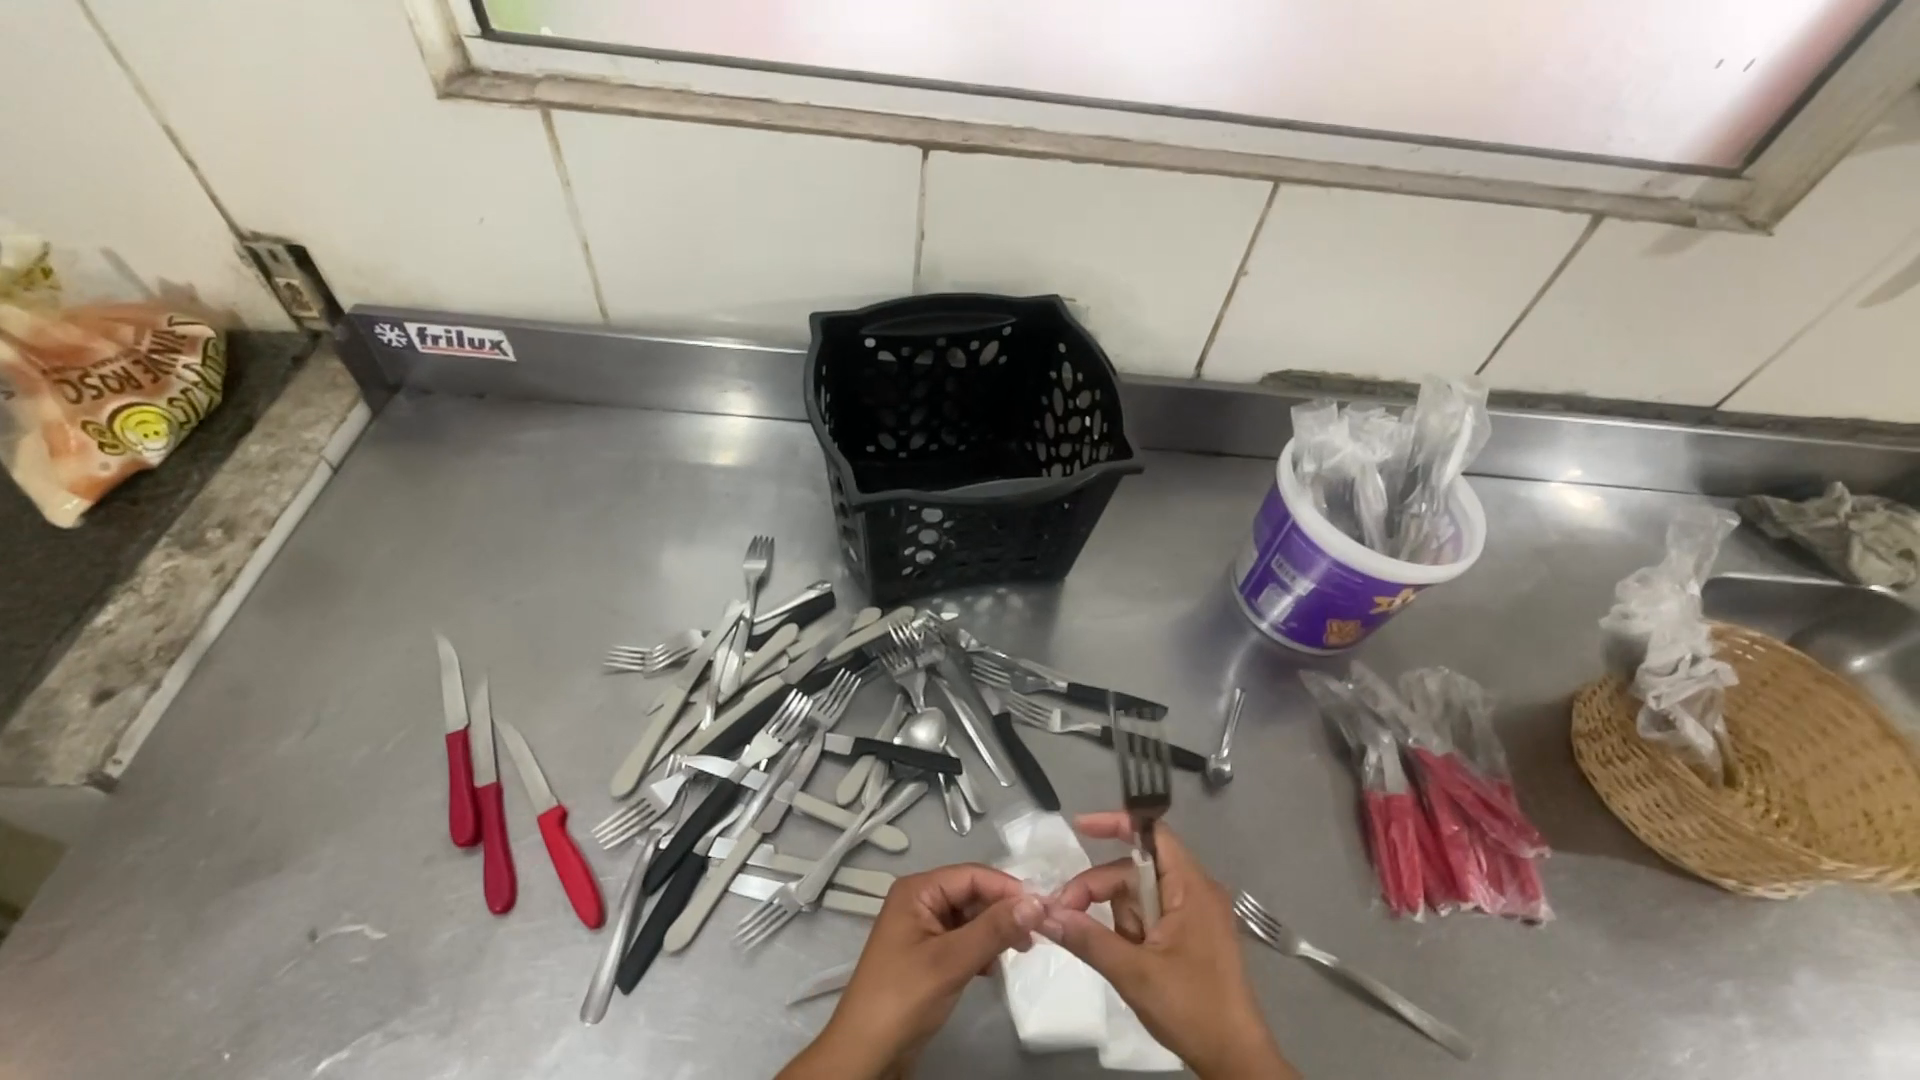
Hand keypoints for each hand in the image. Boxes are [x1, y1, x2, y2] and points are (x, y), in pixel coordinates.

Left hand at [779, 863, 1045, 1079]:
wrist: (867, 1053)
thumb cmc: (903, 997)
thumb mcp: (951, 961)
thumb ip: (994, 929)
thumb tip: (1036, 902)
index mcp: (918, 890)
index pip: (972, 875)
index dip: (1008, 888)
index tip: (1043, 907)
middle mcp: (920, 902)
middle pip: (972, 894)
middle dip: (1003, 911)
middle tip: (1037, 933)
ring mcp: (923, 929)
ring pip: (971, 918)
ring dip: (995, 931)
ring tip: (1021, 950)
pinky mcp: (929, 955)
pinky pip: (964, 939)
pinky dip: (982, 949)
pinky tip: (993, 967)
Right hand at [1042, 813, 1296, 1079]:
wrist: (1235, 1060)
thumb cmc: (1192, 1008)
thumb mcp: (1133, 972)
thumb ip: (1087, 938)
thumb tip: (1045, 913)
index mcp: (1191, 887)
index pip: (1152, 833)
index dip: (1116, 824)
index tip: (1079, 827)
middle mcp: (1196, 892)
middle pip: (1135, 869)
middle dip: (1101, 890)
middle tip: (1067, 915)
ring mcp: (1195, 915)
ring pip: (1139, 897)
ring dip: (1119, 920)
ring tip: (1120, 957)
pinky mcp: (1192, 938)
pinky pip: (1151, 918)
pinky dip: (1131, 933)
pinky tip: (1128, 960)